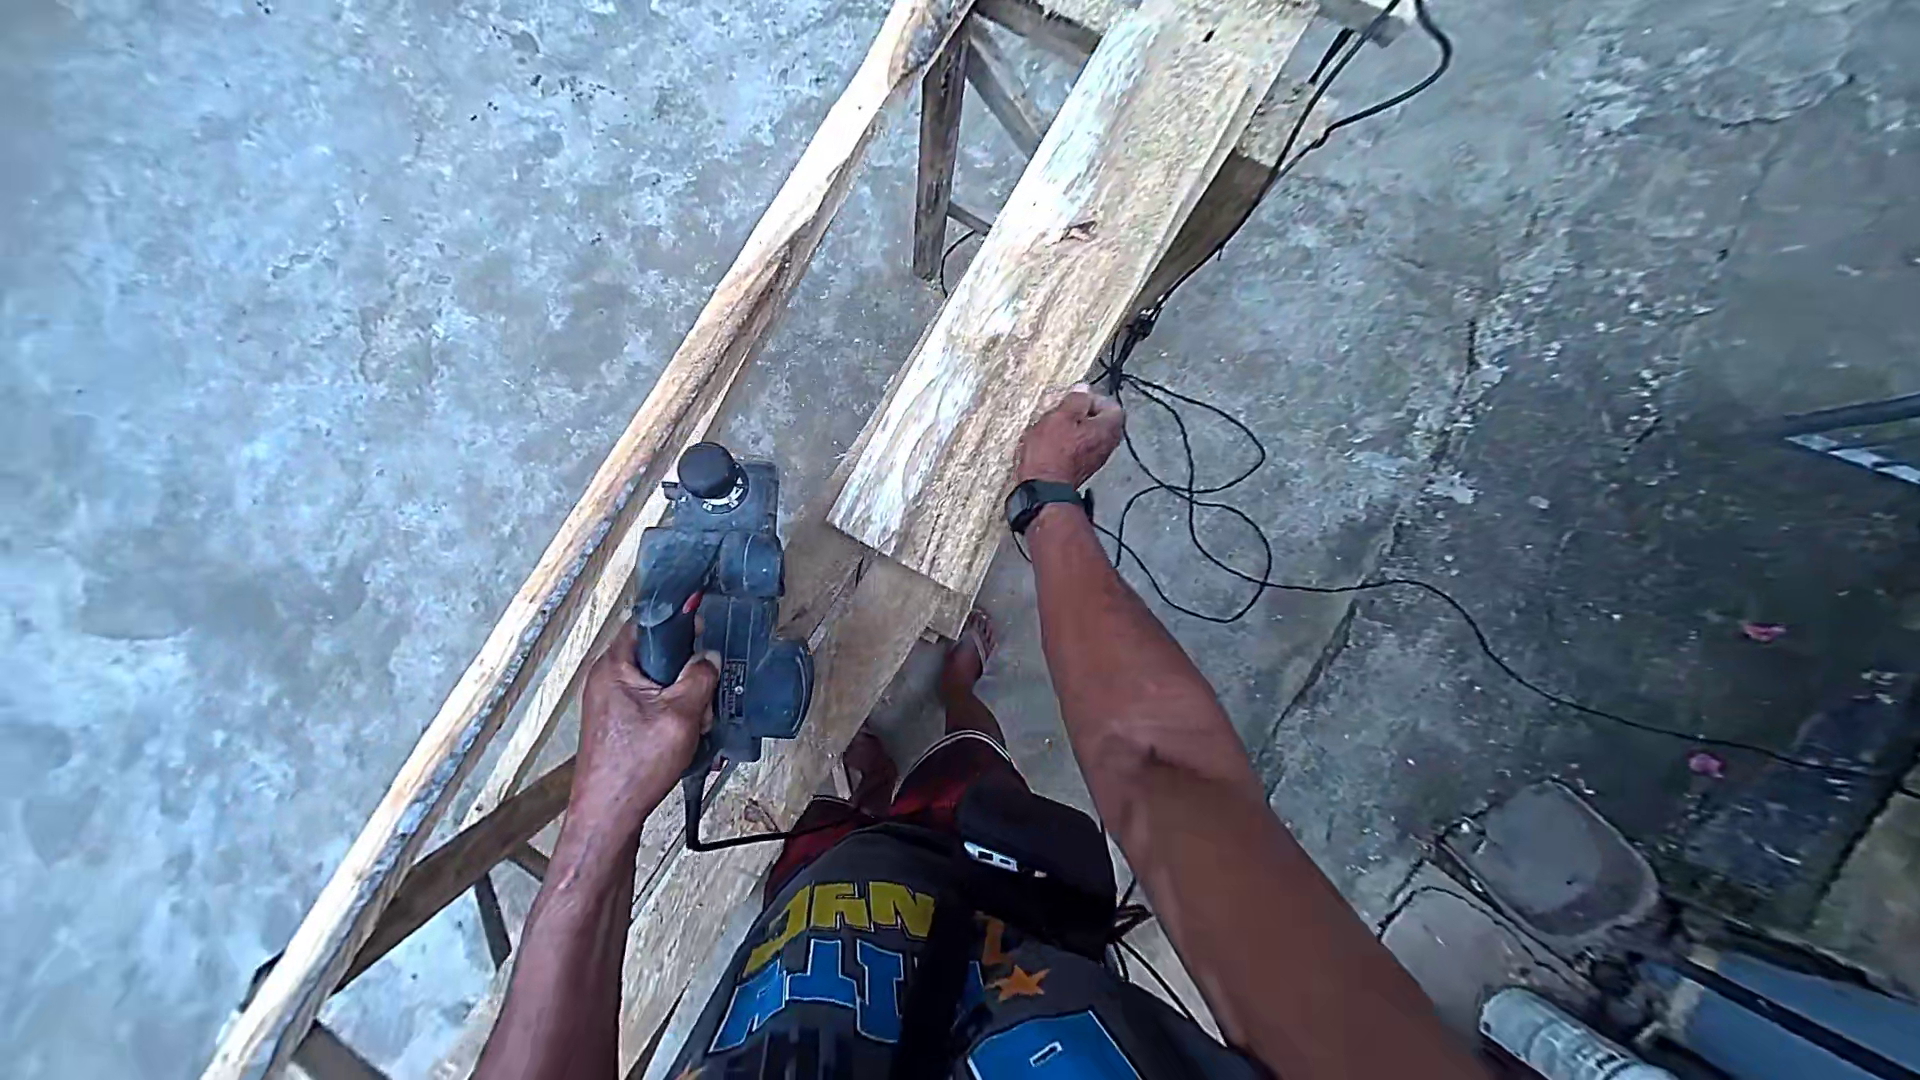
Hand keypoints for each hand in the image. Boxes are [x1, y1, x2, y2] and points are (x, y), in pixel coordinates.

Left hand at [573, 622, 718, 828]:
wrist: (609, 816)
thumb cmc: (636, 766)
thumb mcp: (681, 714)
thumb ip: (700, 677)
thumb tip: (709, 657)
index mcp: (614, 668)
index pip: (646, 622)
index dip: (677, 620)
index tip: (703, 625)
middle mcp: (608, 679)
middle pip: (658, 653)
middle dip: (688, 669)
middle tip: (704, 689)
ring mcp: (613, 702)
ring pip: (661, 680)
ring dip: (686, 695)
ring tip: (697, 719)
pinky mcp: (621, 722)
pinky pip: (655, 702)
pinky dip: (675, 711)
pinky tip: (689, 732)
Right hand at [1015, 383, 1124, 486]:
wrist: (1043, 489)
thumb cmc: (1051, 452)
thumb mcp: (1060, 416)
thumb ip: (1076, 400)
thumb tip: (1084, 390)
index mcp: (1107, 429)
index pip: (1113, 406)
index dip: (1094, 398)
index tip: (1075, 399)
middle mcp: (1107, 445)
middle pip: (1101, 421)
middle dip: (1082, 413)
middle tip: (1062, 412)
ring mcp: (1096, 459)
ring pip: (1089, 435)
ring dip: (1073, 428)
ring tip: (1054, 428)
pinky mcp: (1082, 469)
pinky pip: (1080, 448)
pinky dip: (1069, 443)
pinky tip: (1052, 444)